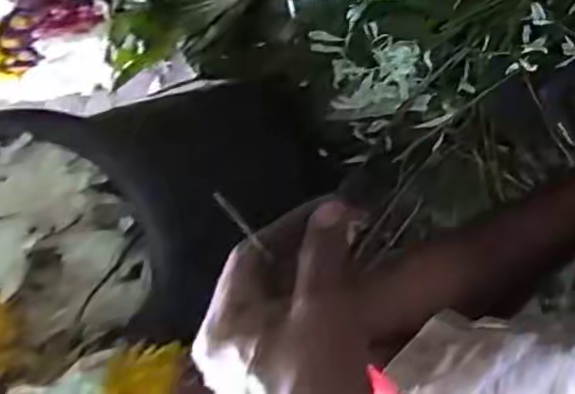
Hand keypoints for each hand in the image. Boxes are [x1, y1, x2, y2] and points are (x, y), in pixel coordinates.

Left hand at [193, 199, 372, 393]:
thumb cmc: (314, 368)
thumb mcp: (322, 302)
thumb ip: (323, 250)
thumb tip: (330, 206)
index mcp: (223, 323)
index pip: (249, 253)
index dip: (291, 222)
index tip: (334, 206)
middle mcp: (226, 338)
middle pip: (263, 272)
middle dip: (306, 241)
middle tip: (347, 222)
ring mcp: (248, 356)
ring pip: (279, 290)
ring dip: (315, 262)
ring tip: (351, 245)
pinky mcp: (273, 365)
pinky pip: (290, 311)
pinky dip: (316, 287)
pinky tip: (345, 280)